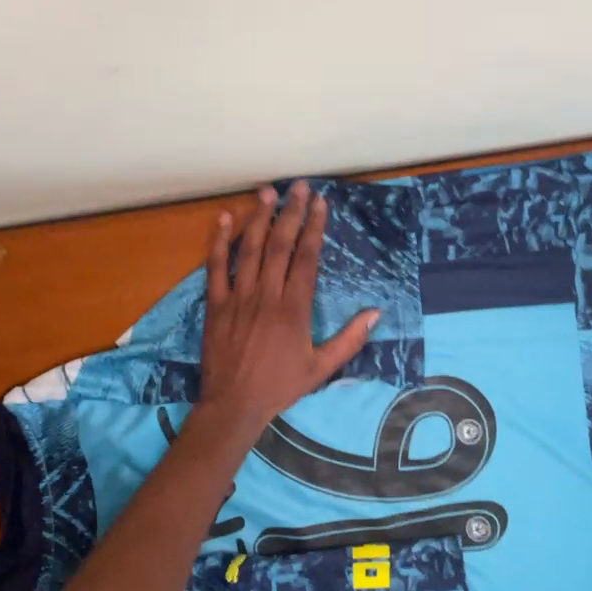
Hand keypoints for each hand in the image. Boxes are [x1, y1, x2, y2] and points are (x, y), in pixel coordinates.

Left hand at [194, 180, 379, 441]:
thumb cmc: (280, 386)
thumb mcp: (322, 368)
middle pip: (280, 245)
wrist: (234, 404)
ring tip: (267, 191)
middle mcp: (267, 295)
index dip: (314, 227)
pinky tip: (224, 218)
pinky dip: (219, 241)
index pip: (306, 257)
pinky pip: (216, 267)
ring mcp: (238, 297)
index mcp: (294, 308)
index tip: (320, 203)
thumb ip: (349, 339)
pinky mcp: (215, 304)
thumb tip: (376, 312)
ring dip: (259, 218)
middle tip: (298, 186)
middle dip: (290, 212)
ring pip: (250, 249)